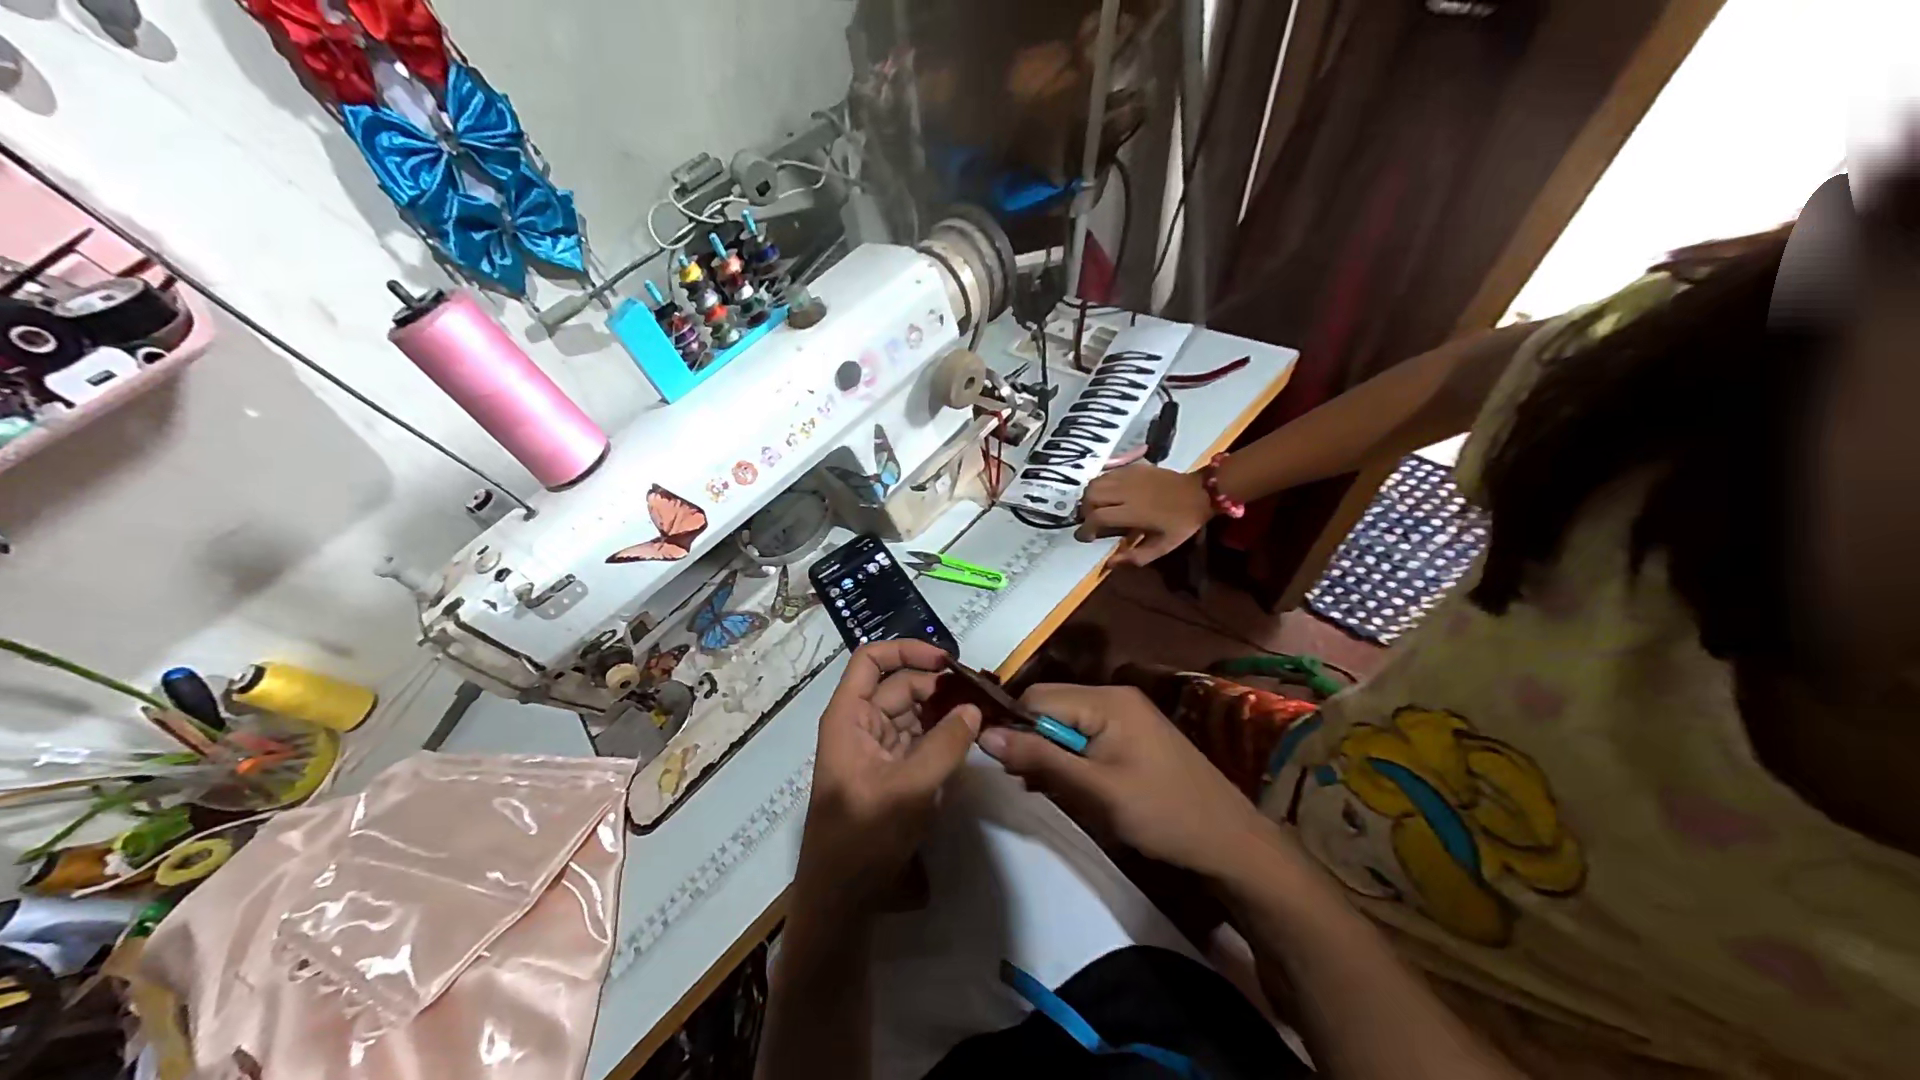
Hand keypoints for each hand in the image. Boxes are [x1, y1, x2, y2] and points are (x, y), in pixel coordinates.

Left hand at [795, 640, 982, 910]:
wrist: (842, 897)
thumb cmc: (863, 837)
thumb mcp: (908, 789)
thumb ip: (945, 745)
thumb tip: (973, 708)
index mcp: (850, 717)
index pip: (871, 661)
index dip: (907, 651)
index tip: (947, 662)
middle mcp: (861, 724)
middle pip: (901, 685)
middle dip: (938, 685)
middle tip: (982, 693)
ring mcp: (878, 749)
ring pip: (914, 712)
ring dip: (945, 710)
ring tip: (983, 712)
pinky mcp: (894, 772)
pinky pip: (920, 740)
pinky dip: (943, 736)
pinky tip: (970, 739)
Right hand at [978, 684, 1274, 878]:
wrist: (1230, 843)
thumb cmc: (1162, 815)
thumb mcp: (1095, 790)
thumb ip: (1040, 758)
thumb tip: (984, 734)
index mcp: (1108, 700)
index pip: (1037, 698)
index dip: (1014, 728)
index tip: (1006, 767)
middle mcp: (1116, 696)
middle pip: (1051, 706)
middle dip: (1034, 742)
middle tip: (1029, 783)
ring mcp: (1128, 715)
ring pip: (1067, 722)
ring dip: (1051, 754)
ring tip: (1049, 789)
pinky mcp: (1134, 735)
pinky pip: (1087, 735)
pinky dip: (1072, 758)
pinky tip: (1072, 787)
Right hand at [1078, 463, 1213, 566]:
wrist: (1199, 492)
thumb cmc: (1181, 523)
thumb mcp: (1162, 547)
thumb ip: (1135, 557)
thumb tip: (1109, 563)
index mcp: (1132, 512)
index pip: (1096, 517)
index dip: (1086, 529)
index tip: (1086, 537)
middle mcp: (1125, 491)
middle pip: (1090, 496)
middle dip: (1085, 511)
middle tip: (1092, 521)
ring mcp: (1128, 476)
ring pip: (1095, 483)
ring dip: (1090, 497)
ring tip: (1097, 507)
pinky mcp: (1133, 467)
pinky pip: (1107, 474)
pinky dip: (1102, 484)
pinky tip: (1109, 494)